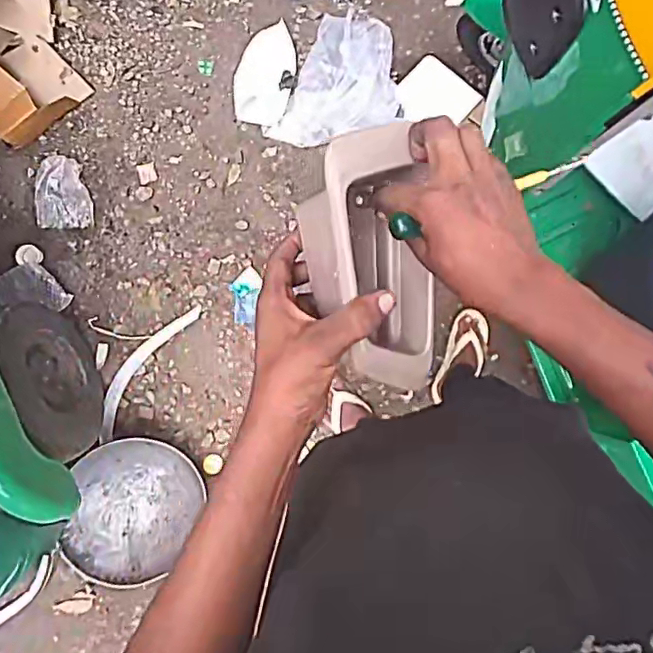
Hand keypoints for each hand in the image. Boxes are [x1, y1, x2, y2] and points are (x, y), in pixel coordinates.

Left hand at [245, 233, 394, 435]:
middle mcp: (280, 315)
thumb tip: (379, 298)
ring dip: (327, 291)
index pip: (278, 260)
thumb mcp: (321, 341)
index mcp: (273, 303)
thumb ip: (354, 318)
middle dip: (315, 266)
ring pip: (310, 301)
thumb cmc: (282, 384)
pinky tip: (353, 317)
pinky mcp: (306, 350)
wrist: (281, 422)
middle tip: (337, 256)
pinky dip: (336, 315)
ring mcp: (293, 333)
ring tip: (350, 283)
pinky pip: (321, 323)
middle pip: (295, 279)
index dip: (292, 242)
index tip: (310, 230)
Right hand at [375, 117, 550, 321]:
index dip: (383, 197)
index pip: (395, 190)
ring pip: (465, 131)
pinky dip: (473, 156)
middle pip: (435, 129)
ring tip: (443, 151)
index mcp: (433, 202)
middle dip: (418, 134)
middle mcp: (459, 181)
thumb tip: (407, 223)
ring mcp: (485, 176)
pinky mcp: (505, 180)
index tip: (385, 200)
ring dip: (449, 137)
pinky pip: (485, 153)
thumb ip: (413, 231)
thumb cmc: (479, 275)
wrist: (517, 279)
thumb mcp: (430, 258)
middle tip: (415, 149)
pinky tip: (468, 172)